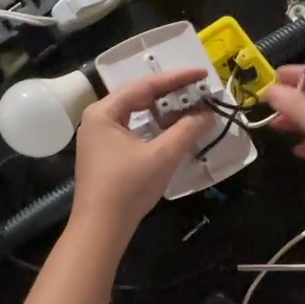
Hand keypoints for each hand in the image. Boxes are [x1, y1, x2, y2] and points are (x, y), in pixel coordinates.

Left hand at [71, 69, 215, 227]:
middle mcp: (97, 120)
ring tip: (190, 109)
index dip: (176, 79)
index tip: (202, 74)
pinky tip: (172, 133)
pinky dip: (154, 130)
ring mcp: (99, 139)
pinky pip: (133, 132)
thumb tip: (207, 114)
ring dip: (163, 114)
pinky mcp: (105, 157)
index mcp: (104, 112)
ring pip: (136, 117)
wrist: (101, 228)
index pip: (145, 86)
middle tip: (199, 91)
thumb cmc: (128, 187)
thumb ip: (186, 130)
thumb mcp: (162, 155)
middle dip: (170, 95)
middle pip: (138, 98)